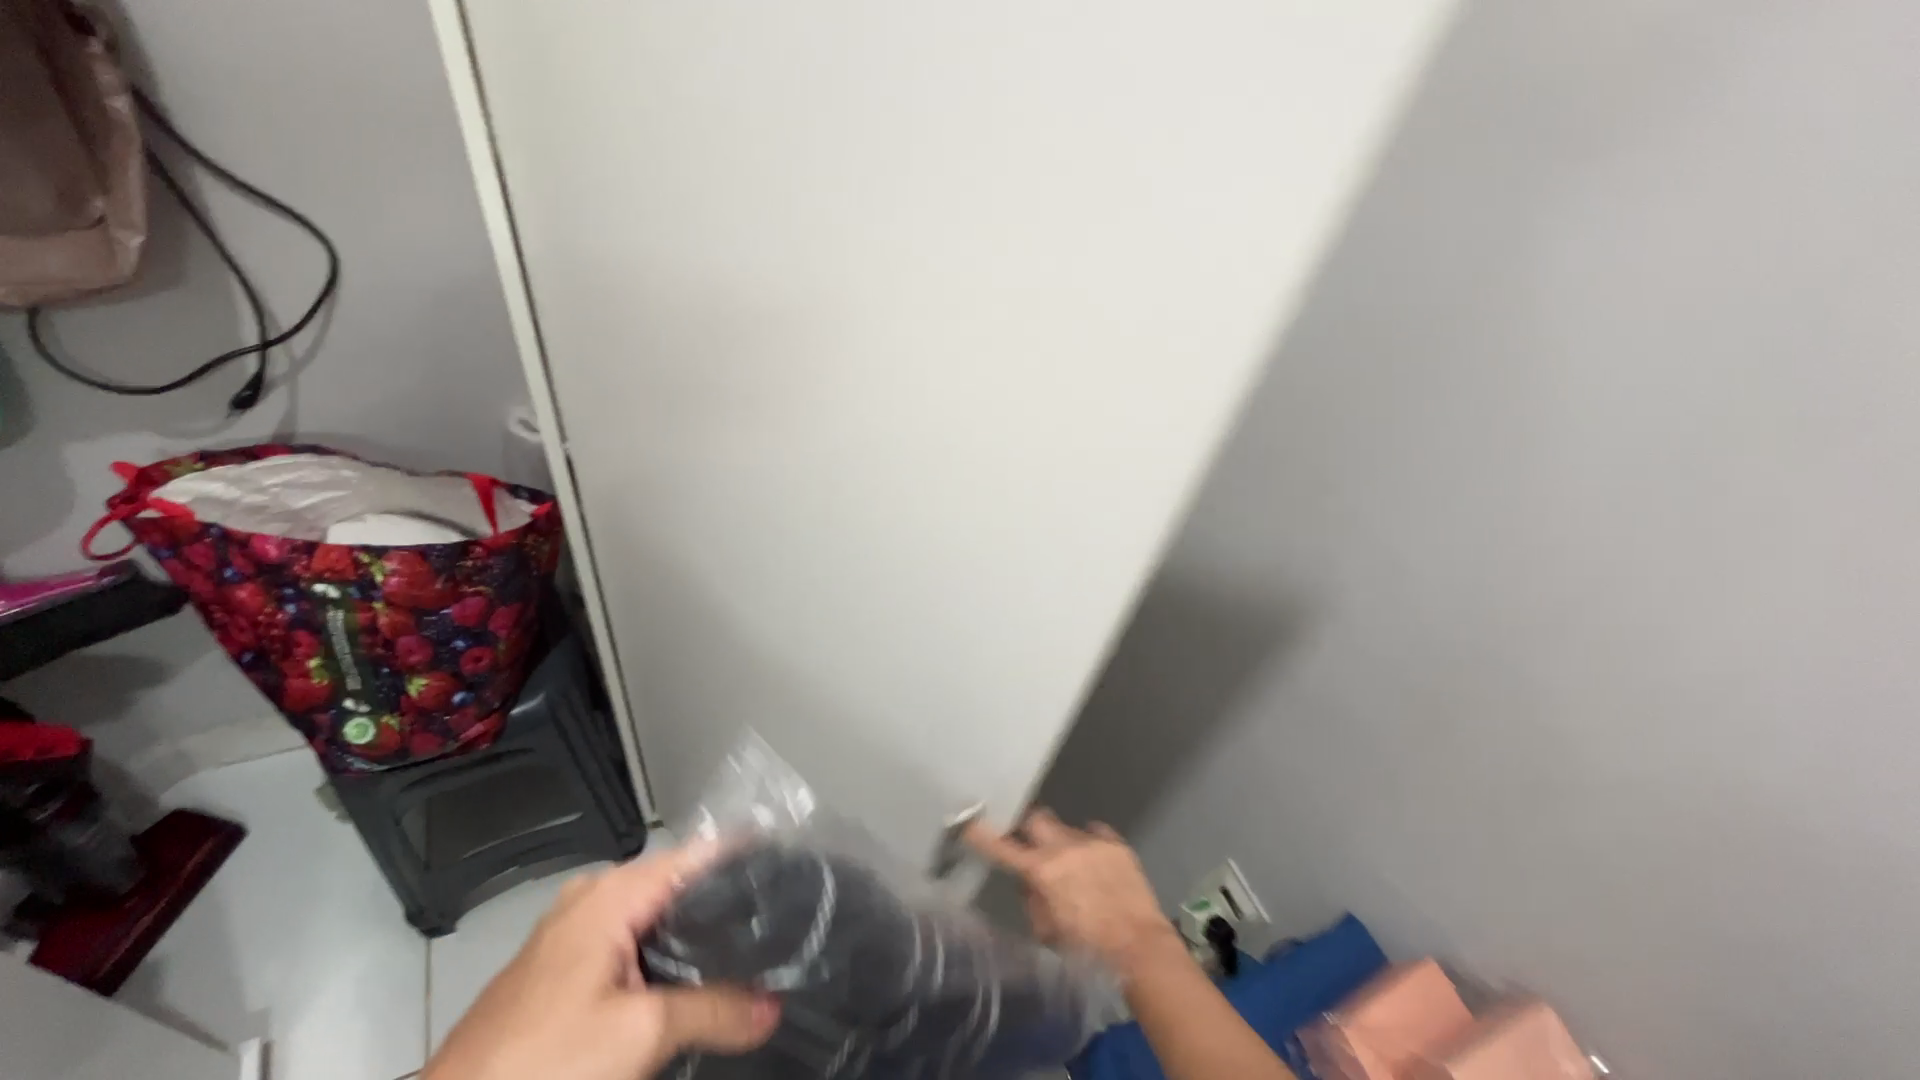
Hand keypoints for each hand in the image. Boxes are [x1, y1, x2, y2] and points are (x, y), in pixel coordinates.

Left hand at [422, 842, 779, 1079]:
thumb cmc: (542, 1063)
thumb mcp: (642, 1034)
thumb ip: (715, 1010)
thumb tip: (772, 1008)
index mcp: (611, 895)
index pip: (696, 854)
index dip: (745, 855)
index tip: (791, 865)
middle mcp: (591, 901)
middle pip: (678, 886)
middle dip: (727, 903)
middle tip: (778, 923)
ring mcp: (573, 936)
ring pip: (655, 921)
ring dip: (698, 936)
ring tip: (752, 955)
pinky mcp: (564, 972)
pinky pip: (633, 947)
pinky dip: (667, 960)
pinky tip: (693, 988)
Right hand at [964, 808, 1181, 978]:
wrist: (1139, 948)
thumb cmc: (1087, 949)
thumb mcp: (1046, 933)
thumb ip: (1032, 900)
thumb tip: (1028, 882)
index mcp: (1041, 871)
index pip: (1002, 847)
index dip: (982, 835)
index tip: (967, 822)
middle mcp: (1064, 847)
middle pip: (1036, 818)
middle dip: (1029, 828)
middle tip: (1028, 842)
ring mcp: (1093, 842)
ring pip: (1066, 829)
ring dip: (1062, 844)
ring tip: (1071, 865)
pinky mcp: (1117, 844)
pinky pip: (1094, 833)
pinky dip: (1089, 844)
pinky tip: (1093, 861)